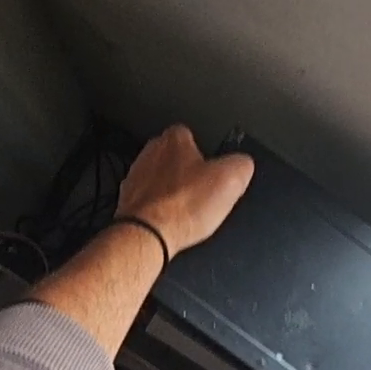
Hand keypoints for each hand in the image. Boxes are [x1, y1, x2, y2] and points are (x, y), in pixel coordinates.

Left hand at [115, 125, 254, 256]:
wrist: (148, 235)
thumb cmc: (182, 207)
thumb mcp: (231, 179)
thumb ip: (241, 164)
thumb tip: (243, 165)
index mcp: (174, 140)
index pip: (191, 135)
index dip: (205, 154)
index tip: (213, 170)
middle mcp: (150, 154)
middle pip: (173, 159)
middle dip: (186, 174)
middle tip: (201, 194)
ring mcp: (135, 179)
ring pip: (158, 181)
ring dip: (170, 194)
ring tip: (186, 212)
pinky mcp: (127, 204)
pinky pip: (147, 204)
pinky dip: (158, 212)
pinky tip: (170, 223)